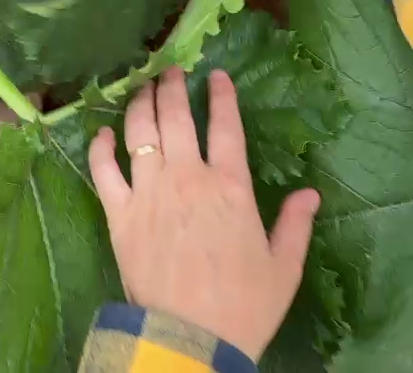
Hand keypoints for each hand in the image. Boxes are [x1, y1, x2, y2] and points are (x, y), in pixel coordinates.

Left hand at [89, 67, 320, 360]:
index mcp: (229, 186)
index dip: (221, 94)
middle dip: (172, 85)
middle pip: (176, 116)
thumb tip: (312, 192)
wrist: (191, 342)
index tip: (216, 74)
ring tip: (141, 87)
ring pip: (140, 132)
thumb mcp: (283, 267)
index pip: (225, 125)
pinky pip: (104, 170)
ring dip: (140, 103)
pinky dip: (100, 147)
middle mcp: (188, 177)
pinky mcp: (119, 213)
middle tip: (169, 69)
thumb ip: (295, 224)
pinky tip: (102, 133)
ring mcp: (149, 192)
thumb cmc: (243, 305)